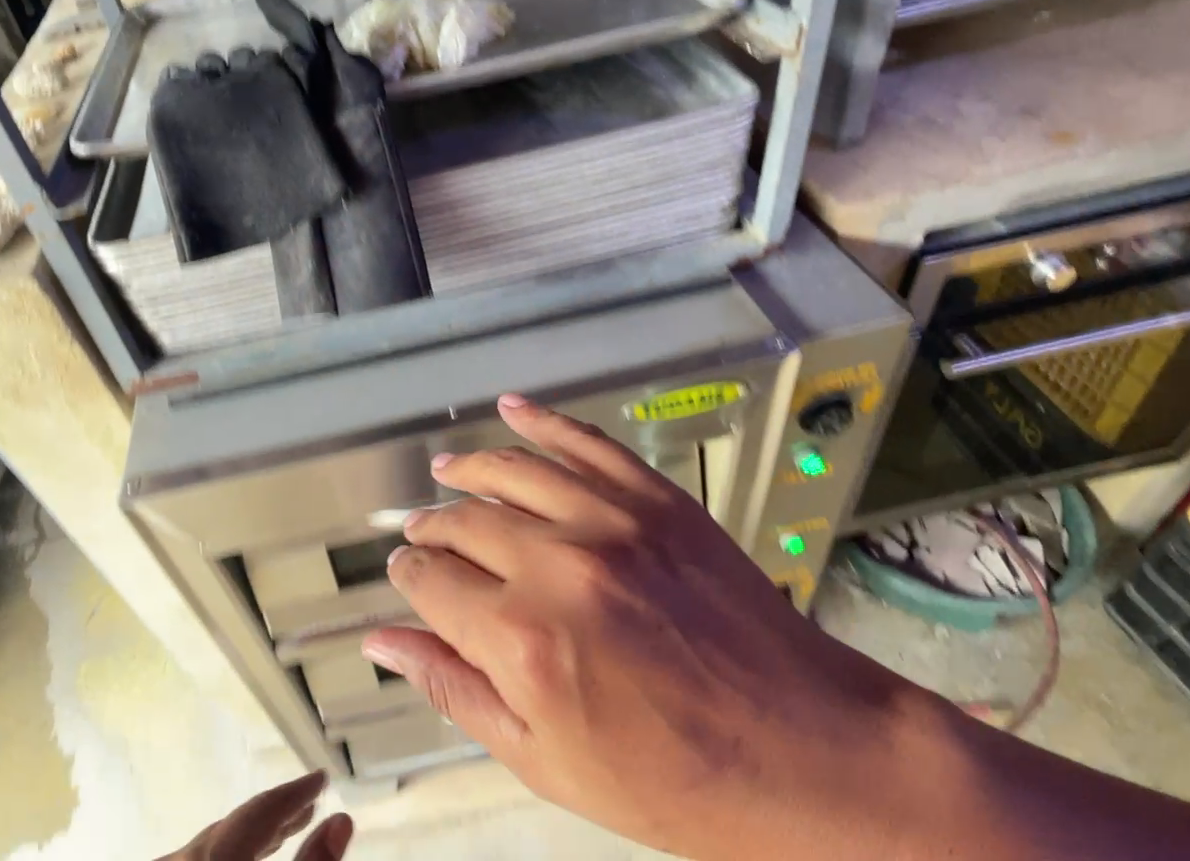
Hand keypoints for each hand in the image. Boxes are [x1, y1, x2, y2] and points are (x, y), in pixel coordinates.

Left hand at [157, 771, 350, 860]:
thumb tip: (341, 821)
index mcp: (217, 854)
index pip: (260, 812)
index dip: (293, 794)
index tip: (321, 777)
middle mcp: (188, 857)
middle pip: (235, 826)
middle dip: (275, 814)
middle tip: (310, 801)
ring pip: (213, 845)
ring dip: (251, 836)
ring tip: (283, 832)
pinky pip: (198, 858)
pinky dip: (227, 851)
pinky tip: (242, 857)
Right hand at [361, 395, 939, 859]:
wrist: (805, 750)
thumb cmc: (670, 780)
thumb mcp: (545, 760)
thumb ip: (456, 689)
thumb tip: (384, 642)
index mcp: (521, 639)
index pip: (432, 584)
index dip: (408, 579)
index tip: (405, 578)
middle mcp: (556, 565)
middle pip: (464, 524)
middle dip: (432, 530)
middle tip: (421, 537)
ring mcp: (611, 521)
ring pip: (512, 472)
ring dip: (469, 468)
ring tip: (444, 469)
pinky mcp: (657, 500)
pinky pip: (586, 443)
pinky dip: (544, 421)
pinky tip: (512, 408)